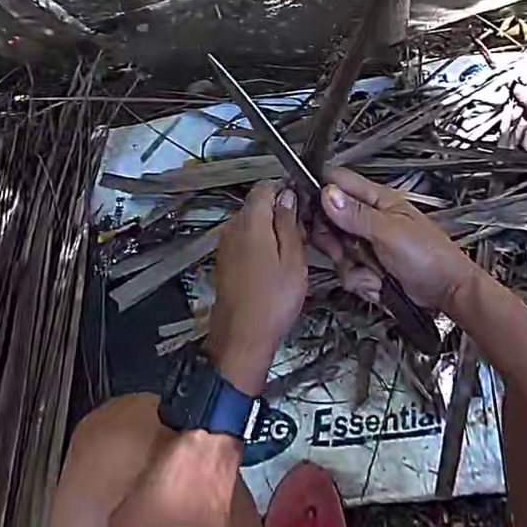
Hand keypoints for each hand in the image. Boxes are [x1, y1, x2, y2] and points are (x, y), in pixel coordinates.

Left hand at [206, 180, 307, 393]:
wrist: (242, 338)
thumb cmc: (273, 300)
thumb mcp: (293, 258)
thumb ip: (288, 222)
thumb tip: (288, 195)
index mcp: (250, 222)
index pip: (264, 187)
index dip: (285, 188)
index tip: (302, 202)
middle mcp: (232, 227)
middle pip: (257, 205)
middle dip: (279, 211)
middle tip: (301, 233)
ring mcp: (225, 244)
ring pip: (251, 223)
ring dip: (270, 229)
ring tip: (291, 252)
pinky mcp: (224, 260)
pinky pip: (244, 240)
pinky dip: (260, 244)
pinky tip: (274, 264)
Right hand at [318, 167, 481, 312]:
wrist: (446, 291)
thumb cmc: (430, 256)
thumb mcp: (389, 232)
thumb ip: (356, 214)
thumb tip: (328, 193)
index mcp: (378, 199)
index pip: (338, 182)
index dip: (319, 192)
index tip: (309, 210)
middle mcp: (370, 217)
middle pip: (330, 221)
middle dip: (335, 241)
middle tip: (350, 249)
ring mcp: (369, 242)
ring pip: (338, 251)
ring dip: (352, 266)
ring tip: (373, 269)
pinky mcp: (369, 264)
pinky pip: (349, 271)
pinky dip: (361, 281)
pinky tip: (378, 282)